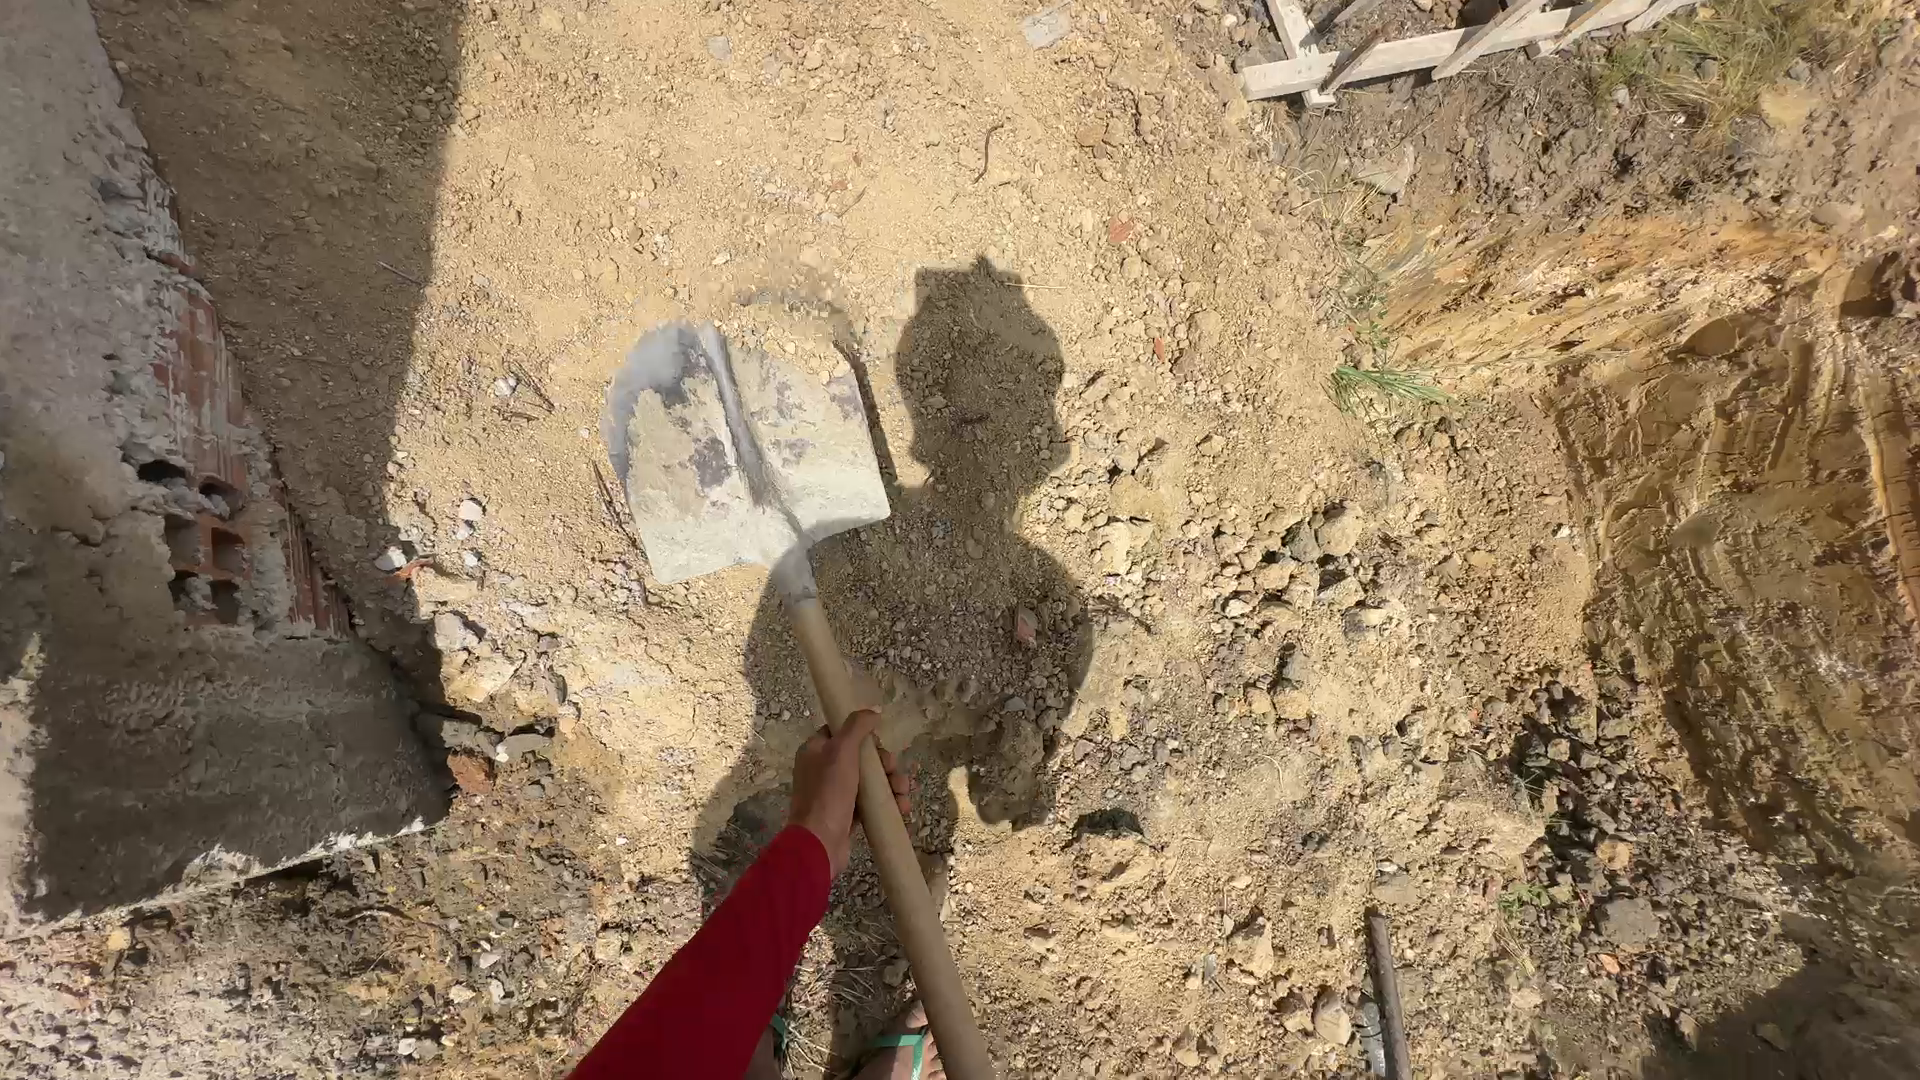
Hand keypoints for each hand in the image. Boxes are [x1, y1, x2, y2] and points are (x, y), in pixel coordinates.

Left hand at [789, 708, 911, 875]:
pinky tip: (902, 807)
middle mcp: (823, 770)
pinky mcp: (848, 815)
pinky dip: (888, 802)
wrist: (819, 843)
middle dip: (884, 763)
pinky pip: (872, 802)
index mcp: (815, 751)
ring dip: (892, 783)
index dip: (862, 734)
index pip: (841, 732)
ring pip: (870, 780)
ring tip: (903, 792)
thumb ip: (857, 726)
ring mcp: (835, 794)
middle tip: (893, 769)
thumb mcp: (842, 750)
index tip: (878, 741)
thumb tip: (874, 710)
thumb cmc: (828, 791)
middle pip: (861, 757)